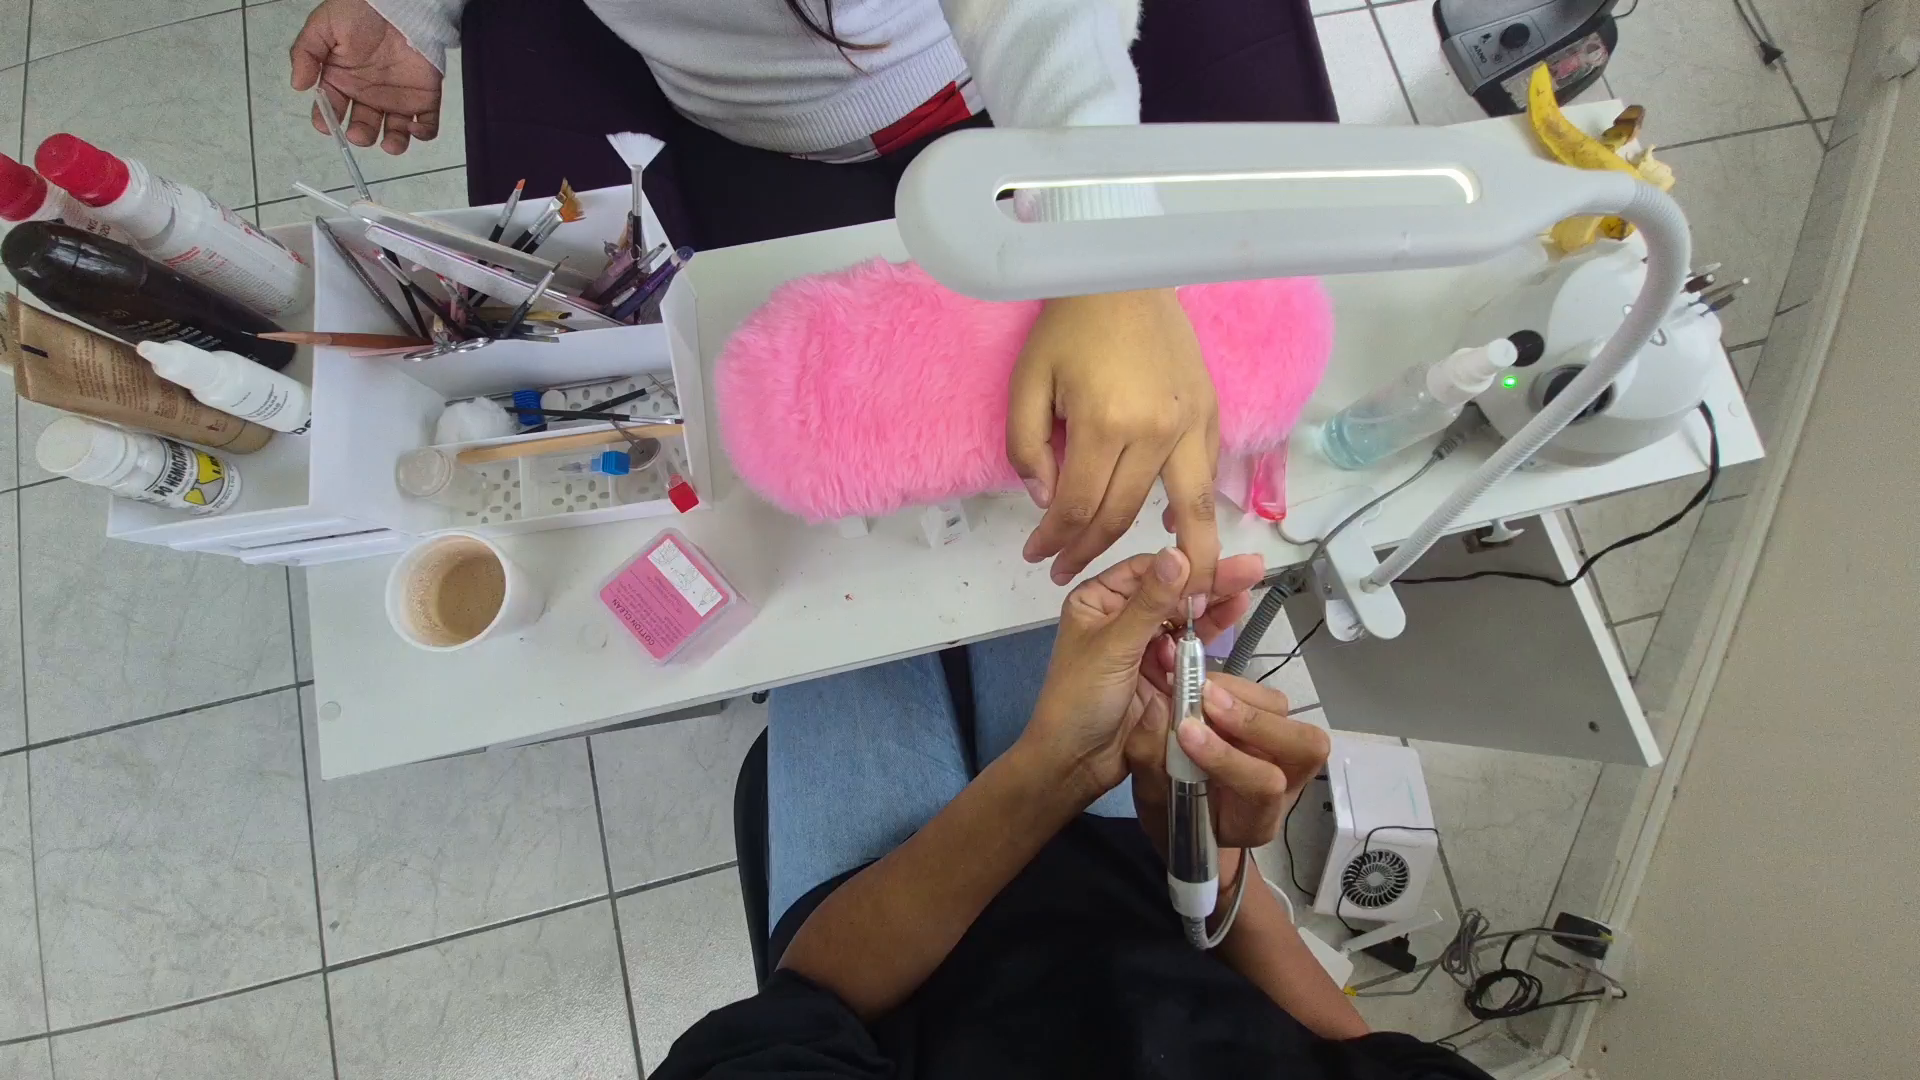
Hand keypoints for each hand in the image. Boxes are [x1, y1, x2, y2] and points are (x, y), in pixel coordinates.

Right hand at [291, 0, 443, 154]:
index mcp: (343, 80)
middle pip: (366, 124)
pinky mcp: (425, 101)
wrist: (396, 7)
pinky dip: (424, 133)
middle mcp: (370, 95)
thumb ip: (307, 54)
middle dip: (361, 134)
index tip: (326, 126)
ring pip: (397, 131)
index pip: (333, 106)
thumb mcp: (322, 27)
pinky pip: (427, 125)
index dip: (328, 119)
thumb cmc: (357, 13)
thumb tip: (297, 85)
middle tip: (358, 134)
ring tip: (389, 145)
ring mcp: (398, 99)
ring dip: (394, 143)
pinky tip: (415, 130)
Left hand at [1009, 288, 1220, 597]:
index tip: (1037, 557)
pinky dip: (1192, 509)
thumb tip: (1047, 502)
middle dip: (1089, 552)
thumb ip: (1028, 448)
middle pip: (1122, 515)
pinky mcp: (1211, 412)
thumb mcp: (1027, 383)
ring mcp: (1192, 422)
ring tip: (1159, 589)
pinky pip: (1204, 475)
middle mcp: (1157, 431)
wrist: (1122, 273)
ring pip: (1182, 507)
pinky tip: (1174, 527)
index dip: (1055, 540)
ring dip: (1167, 554)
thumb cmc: (1067, 327)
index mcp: (1106, 423)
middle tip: (1064, 573)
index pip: (1078, 506)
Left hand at [1016, 547, 1263, 804]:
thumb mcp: (1114, 647)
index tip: (1217, 557)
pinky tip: (1235, 611)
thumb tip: (1177, 553)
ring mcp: (1142, 644)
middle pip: (1169, 592)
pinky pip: (1190, 646)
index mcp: (1096, 600)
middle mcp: (1119, 616)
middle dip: (1208, 580)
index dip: (1182, 564)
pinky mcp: (1161, 672)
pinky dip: (1211, 630)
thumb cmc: (1080, 698)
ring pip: (1183, 616)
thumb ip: (1149, 604)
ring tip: (1251, 583)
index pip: (1145, 571)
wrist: (1076, 762)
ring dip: (1214, 602)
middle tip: (1251, 568)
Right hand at [1125, 672, 1329, 851]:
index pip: (1263, 788)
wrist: (1184, 809)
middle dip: (1253, 720)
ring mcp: (1281, 753)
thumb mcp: (1149, 795)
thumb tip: (1159, 705)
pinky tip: (1203, 690)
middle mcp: (1283, 787)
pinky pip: (1267, 698)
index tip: (1185, 731)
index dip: (1226, 757)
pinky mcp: (1270, 725)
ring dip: (1242, 697)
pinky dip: (1235, 686)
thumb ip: (1150, 756)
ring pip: (1286, 715)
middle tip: (1204, 698)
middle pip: (1303, 748)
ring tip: (1198, 690)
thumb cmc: (1170, 811)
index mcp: (1254, 820)